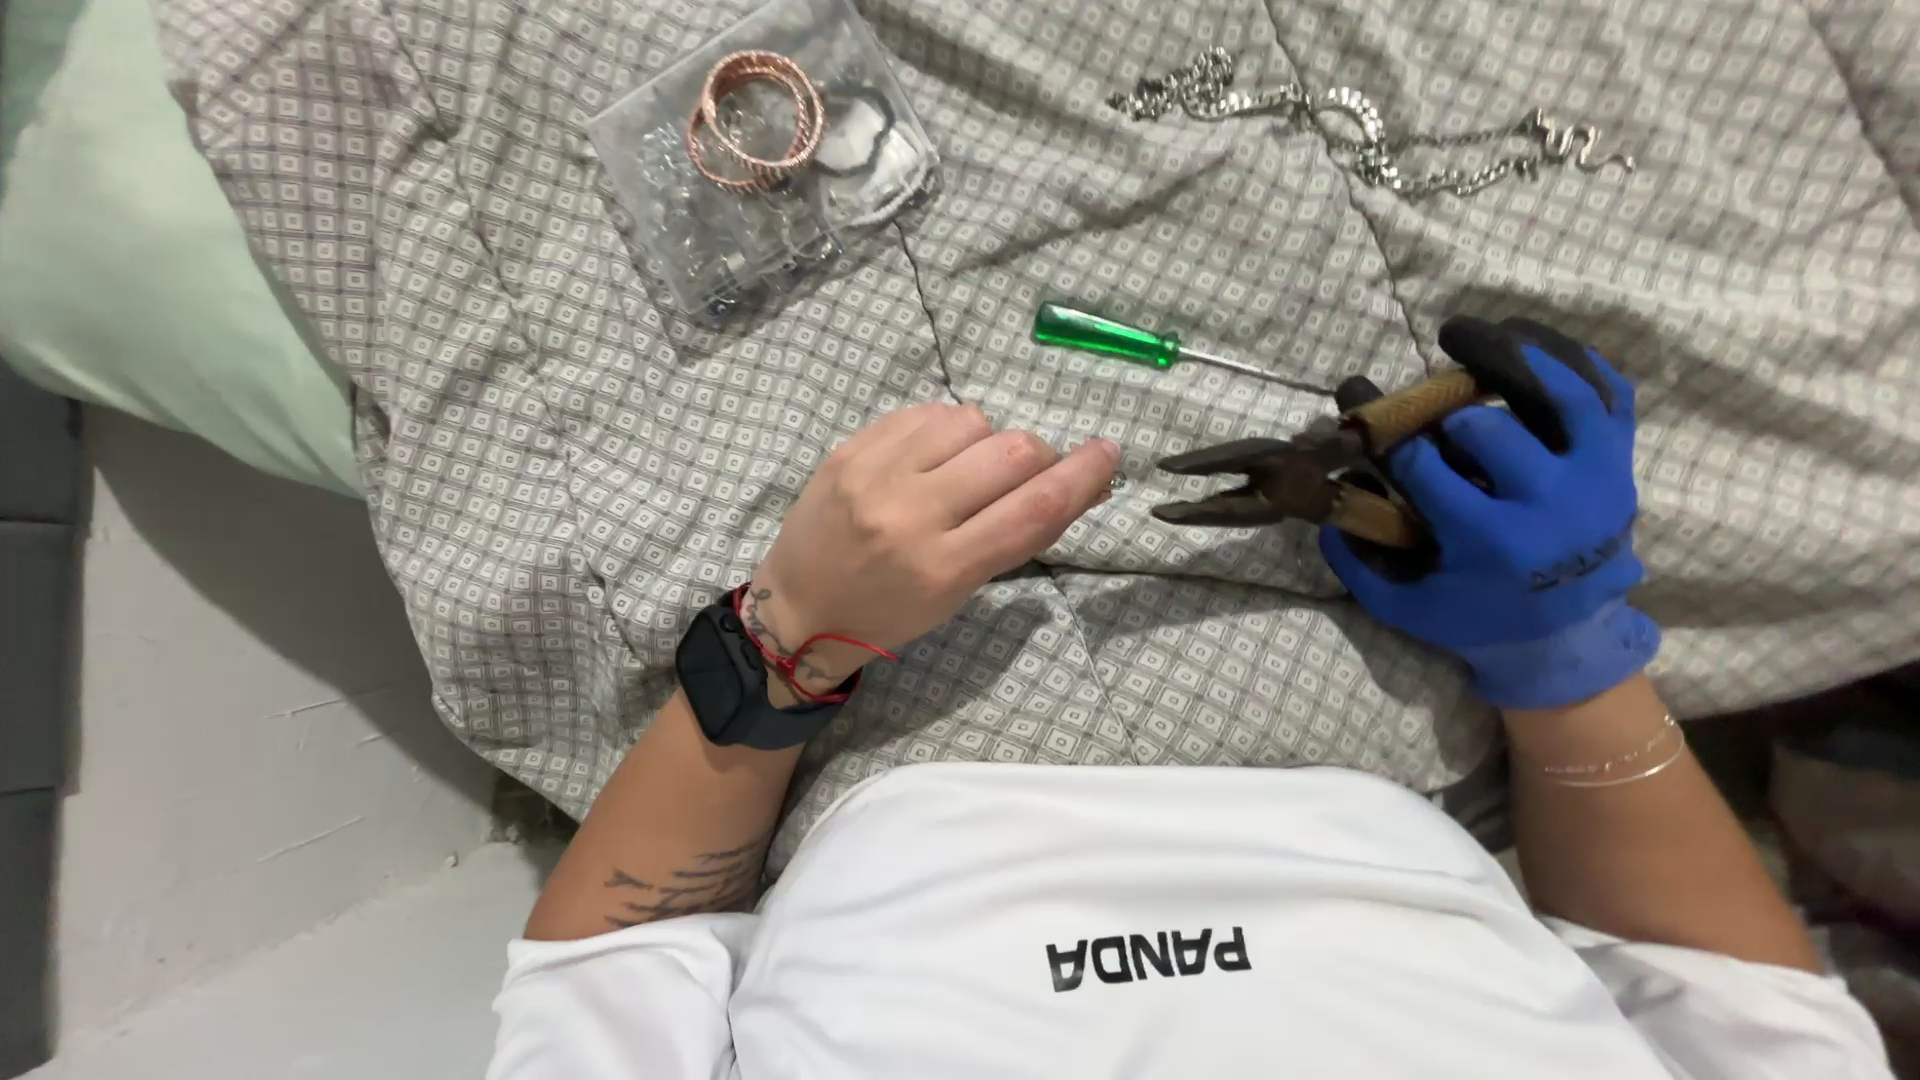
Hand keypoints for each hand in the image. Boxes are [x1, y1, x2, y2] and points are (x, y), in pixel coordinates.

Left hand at [744, 404, 1118, 699]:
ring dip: (988, 440)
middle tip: (1028, 472)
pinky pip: (925, 412)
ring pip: (971, 420)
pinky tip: (934, 455)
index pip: (1034, 509)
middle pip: (1011, 453)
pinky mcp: (849, 448)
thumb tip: (1070, 487)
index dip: (1084, 476)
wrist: (795, 608)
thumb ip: (1012, 537)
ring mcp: (874, 475)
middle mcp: (910, 515)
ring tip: (968, 468)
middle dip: (1039, 456)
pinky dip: (947, 429)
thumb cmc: (887, 615)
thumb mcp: (957, 593)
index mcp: (943, 569)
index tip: (1109, 453)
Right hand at [1320, 317, 1659, 708]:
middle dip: (1439, 406)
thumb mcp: (1401, 605)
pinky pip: (1609, 391)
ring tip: (1465, 331)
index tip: (1353, 395)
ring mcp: (1595, 477)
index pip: (1423, 464)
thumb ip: (1355, 561)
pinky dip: (1570, 360)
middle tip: (1418, 402)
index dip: (1381, 426)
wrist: (1567, 637)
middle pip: (1487, 425)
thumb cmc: (1472, 618)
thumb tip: (1326, 501)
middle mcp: (1549, 503)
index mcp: (1490, 540)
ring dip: (1506, 354)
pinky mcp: (1620, 463)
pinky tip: (1529, 341)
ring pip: (1558, 393)